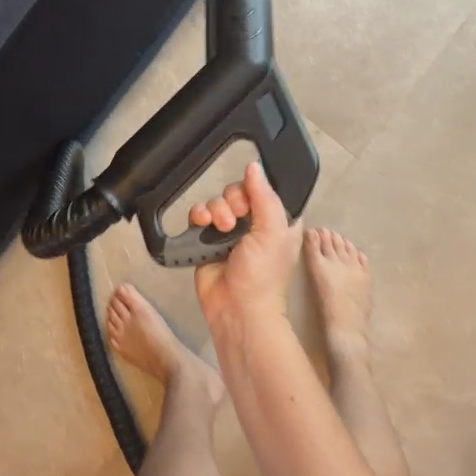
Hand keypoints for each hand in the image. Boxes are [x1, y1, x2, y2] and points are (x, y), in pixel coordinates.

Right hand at [191, 161, 302, 325]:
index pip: (265, 189)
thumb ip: (264, 196)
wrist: (237, 310)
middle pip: (238, 192)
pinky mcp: (206, 240)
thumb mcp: (273, 232)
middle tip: (237, 218)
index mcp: (277, 221)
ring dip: (216, 209)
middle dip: (234, 200)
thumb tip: (253, 165)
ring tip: (221, 227)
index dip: (257, 188)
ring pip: (218, 201)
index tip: (253, 198)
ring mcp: (229, 232)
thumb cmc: (264, 274)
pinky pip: (199, 215)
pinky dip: (199, 215)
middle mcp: (254, 224)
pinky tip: (202, 223)